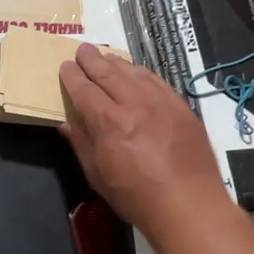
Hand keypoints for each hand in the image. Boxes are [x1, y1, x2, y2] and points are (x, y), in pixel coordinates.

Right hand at [59, 43, 232, 233]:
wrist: (188, 205)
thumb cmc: (135, 196)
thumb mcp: (97, 174)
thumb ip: (81, 143)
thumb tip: (66, 122)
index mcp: (109, 122)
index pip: (84, 89)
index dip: (72, 76)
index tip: (65, 66)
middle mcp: (135, 104)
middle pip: (109, 73)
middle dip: (92, 60)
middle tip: (82, 49)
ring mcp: (162, 103)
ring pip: (134, 73)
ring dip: (117, 62)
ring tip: (106, 56)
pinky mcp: (182, 108)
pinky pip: (158, 81)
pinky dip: (142, 73)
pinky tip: (136, 72)